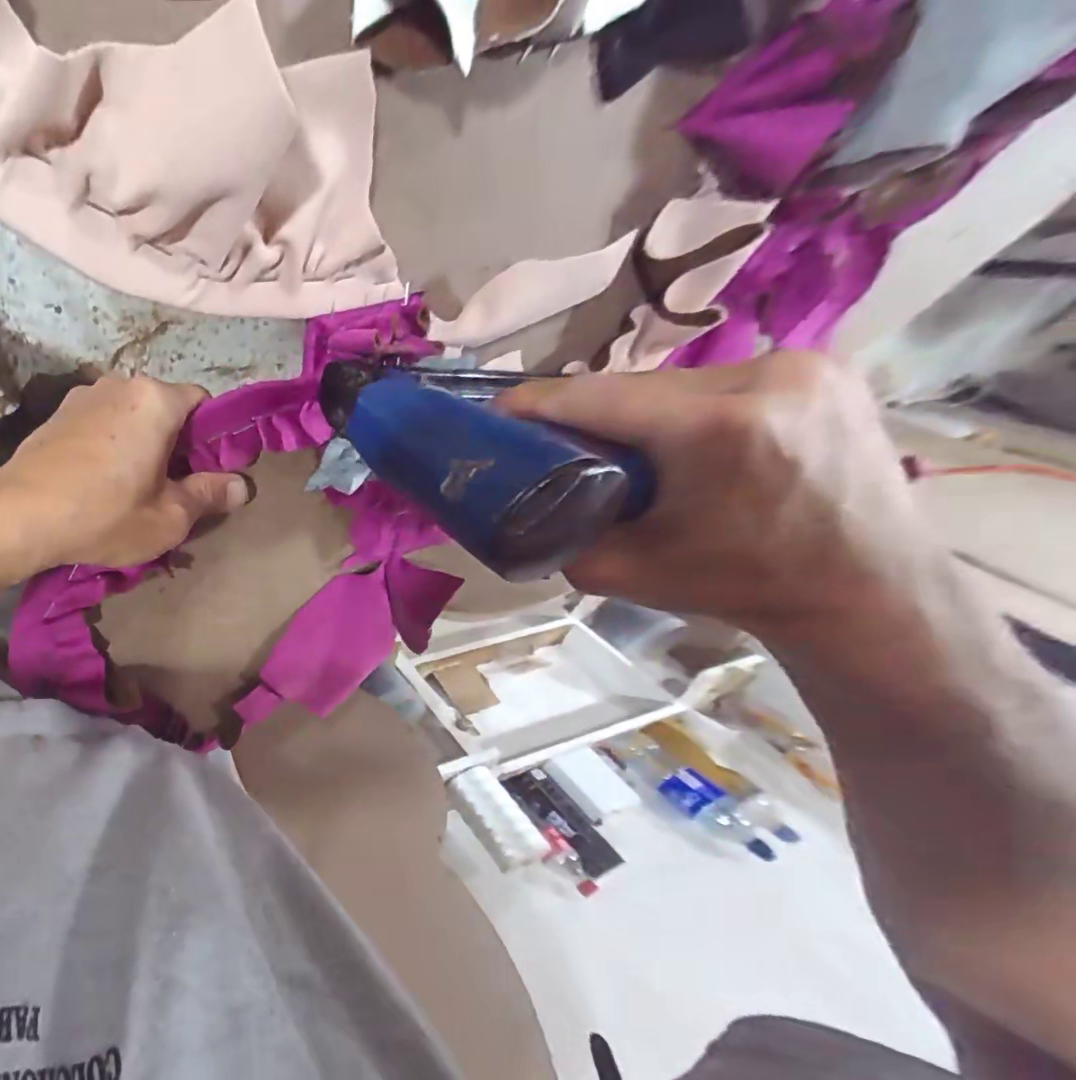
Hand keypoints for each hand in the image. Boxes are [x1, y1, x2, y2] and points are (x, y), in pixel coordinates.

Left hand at [0, 375, 250, 569]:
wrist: (16, 517)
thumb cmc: (102, 515)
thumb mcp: (167, 518)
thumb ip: (208, 495)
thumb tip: (241, 485)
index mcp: (155, 398)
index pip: (203, 402)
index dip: (211, 439)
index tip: (204, 474)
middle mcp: (119, 384)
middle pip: (164, 408)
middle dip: (174, 443)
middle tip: (169, 489)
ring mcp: (82, 396)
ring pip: (129, 417)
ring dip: (139, 445)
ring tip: (129, 489)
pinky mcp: (55, 415)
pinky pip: (99, 425)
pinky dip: (108, 446)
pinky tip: (96, 483)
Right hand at [496, 351, 938, 637]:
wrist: (870, 592)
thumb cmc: (743, 586)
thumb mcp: (621, 571)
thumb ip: (557, 532)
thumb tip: (515, 504)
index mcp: (715, 429)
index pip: (592, 397)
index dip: (532, 405)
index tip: (491, 415)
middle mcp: (763, 378)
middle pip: (630, 386)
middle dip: (580, 414)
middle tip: (547, 445)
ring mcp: (801, 366)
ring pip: (670, 381)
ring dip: (628, 410)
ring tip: (609, 446)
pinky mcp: (820, 368)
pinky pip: (713, 381)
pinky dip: (676, 406)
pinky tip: (670, 438)